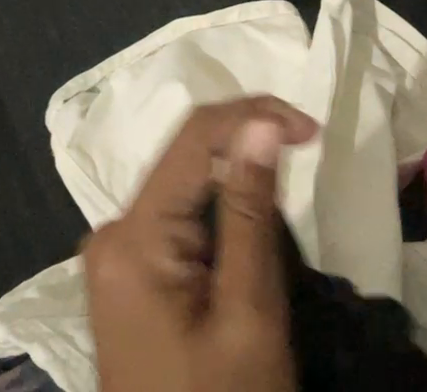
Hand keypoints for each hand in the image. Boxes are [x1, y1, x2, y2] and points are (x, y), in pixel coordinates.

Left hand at [83, 96, 318, 391]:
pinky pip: (178, 216)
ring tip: (285, 193)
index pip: (194, 136)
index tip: (314, 130)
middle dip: (248, 145)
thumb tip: (261, 123)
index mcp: (133, 238)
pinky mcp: (128, 271)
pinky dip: (219, 209)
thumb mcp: (248, 312)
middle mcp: (112, 232)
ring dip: (237, 179)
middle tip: (307, 154)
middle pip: (186, 156)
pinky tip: (249, 227)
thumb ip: (250, 212)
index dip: (255, 114)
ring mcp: (115, 253)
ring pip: (185, 183)